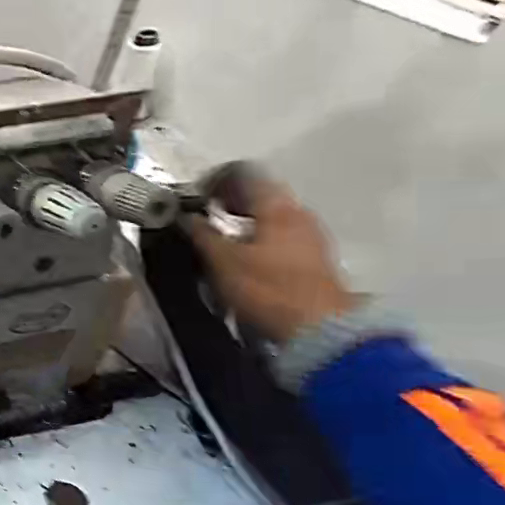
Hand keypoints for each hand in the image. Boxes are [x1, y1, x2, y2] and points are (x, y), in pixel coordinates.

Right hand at [186, 172, 358, 342]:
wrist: (319, 331)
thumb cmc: (267, 290)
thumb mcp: (223, 262)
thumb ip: (202, 235)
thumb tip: (185, 218)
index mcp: (276, 206)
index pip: (243, 174)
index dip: (213, 181)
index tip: (195, 199)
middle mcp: (299, 213)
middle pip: (260, 194)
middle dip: (229, 202)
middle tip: (205, 219)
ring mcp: (312, 236)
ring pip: (272, 217)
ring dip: (245, 223)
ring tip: (222, 244)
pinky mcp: (316, 260)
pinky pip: (282, 238)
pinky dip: (260, 240)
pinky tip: (246, 263)